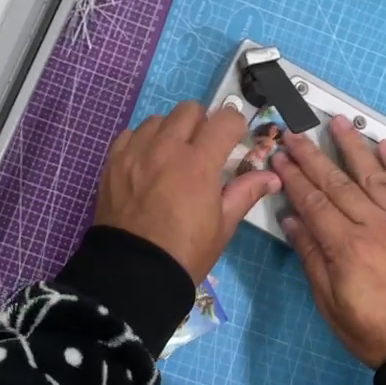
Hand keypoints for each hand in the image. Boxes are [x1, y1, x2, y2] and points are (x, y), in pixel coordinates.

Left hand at [97, 100, 282, 280]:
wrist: (133, 274)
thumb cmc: (185, 253)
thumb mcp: (222, 226)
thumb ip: (245, 192)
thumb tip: (272, 176)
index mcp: (199, 163)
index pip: (225, 120)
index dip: (235, 127)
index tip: (234, 141)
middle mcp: (166, 148)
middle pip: (189, 110)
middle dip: (202, 124)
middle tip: (203, 148)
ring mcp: (136, 152)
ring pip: (158, 119)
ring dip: (171, 131)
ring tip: (172, 156)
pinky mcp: (113, 161)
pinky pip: (130, 134)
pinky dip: (142, 141)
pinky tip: (147, 163)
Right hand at [272, 116, 385, 366]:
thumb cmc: (372, 331)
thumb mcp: (329, 302)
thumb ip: (311, 257)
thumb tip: (292, 220)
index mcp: (347, 248)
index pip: (313, 202)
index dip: (293, 177)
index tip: (279, 157)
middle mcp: (375, 227)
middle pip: (337, 183)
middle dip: (312, 156)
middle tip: (295, 134)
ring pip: (373, 176)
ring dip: (353, 147)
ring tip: (339, 122)